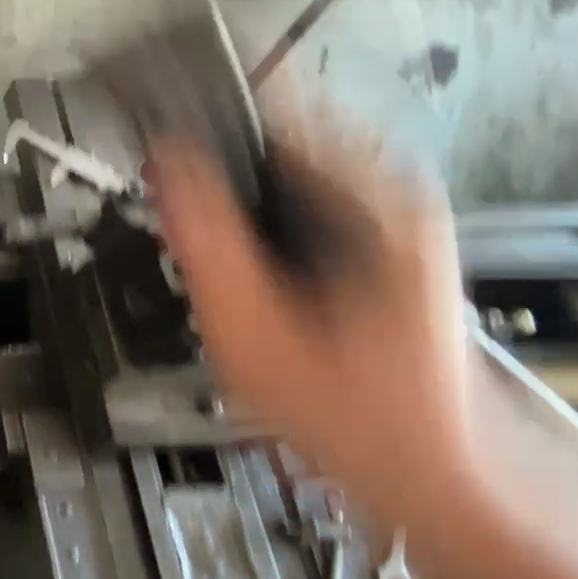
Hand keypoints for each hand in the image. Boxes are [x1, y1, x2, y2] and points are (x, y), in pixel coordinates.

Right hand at [150, 131, 477, 508]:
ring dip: (231, 201)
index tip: (154, 139)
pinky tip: (238, 265)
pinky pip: (298, 206)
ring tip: (198, 241)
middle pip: (273, 145)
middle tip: (169, 208)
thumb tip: (163, 164)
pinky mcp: (381, 244)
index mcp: (374, 196)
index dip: (202, 121)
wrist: (422, 466)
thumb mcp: (248, 324)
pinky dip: (257, 224)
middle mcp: (393, 195)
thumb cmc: (345, 405)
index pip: (272, 112)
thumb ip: (202, 237)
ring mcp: (392, 219)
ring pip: (282, 177)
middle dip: (212, 172)